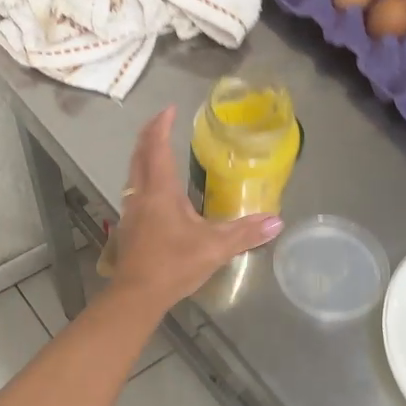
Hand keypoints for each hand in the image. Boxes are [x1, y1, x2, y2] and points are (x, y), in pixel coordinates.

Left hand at [108, 106, 281, 309]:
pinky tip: (157, 193)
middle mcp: (141, 196)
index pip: (157, 147)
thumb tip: (276, 222)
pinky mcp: (129, 229)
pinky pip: (134, 193)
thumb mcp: (215, 248)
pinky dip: (144, 180)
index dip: (161, 125)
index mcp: (160, 191)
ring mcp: (131, 213)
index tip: (169, 109)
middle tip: (162, 123)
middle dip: (149, 136)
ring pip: (133, 175)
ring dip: (144, 158)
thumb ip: (245, 233)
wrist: (137, 295)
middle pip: (139, 156)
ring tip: (159, 152)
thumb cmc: (173, 265)